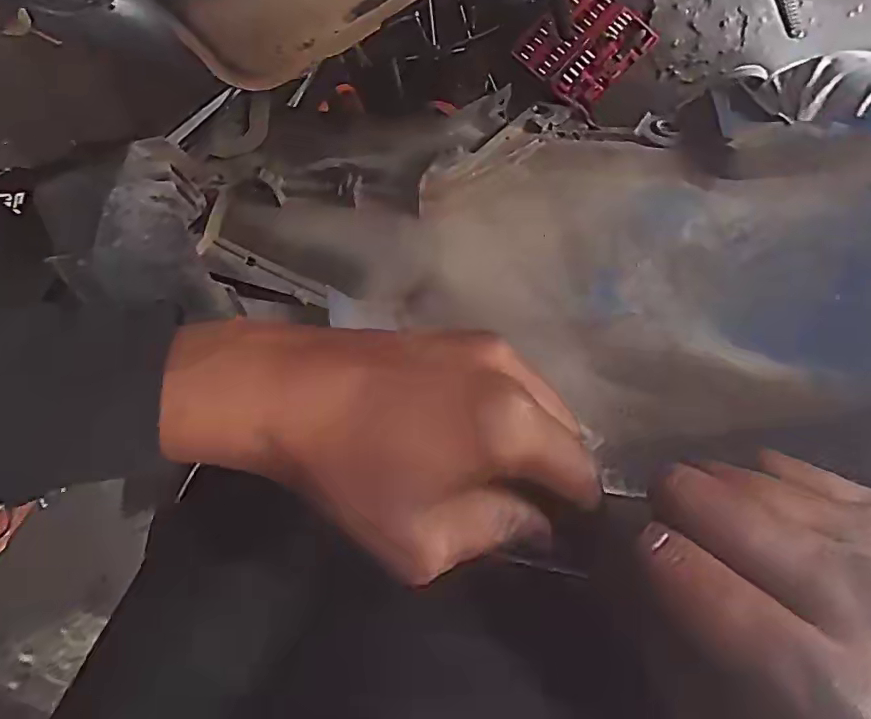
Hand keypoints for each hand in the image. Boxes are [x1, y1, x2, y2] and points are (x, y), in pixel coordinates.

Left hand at [159, 321, 601, 584]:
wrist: (289, 387)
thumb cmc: (352, 470)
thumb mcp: (423, 538)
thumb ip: (497, 531)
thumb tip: (536, 520)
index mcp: (514, 422)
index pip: (581, 472)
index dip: (576, 509)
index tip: (559, 530)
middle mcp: (512, 370)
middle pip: (567, 428)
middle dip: (556, 467)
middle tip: (523, 501)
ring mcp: (484, 341)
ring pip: (538, 395)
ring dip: (532, 431)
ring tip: (495, 463)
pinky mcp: (456, 331)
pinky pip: (507, 374)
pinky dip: (508, 402)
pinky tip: (472, 423)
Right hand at [637, 452, 870, 718]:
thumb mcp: (738, 716)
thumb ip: (672, 641)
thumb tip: (619, 562)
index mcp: (829, 680)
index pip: (692, 572)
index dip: (647, 550)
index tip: (633, 543)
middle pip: (722, 505)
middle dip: (673, 501)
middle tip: (662, 515)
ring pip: (754, 475)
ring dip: (718, 492)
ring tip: (715, 518)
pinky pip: (799, 468)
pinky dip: (767, 484)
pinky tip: (771, 517)